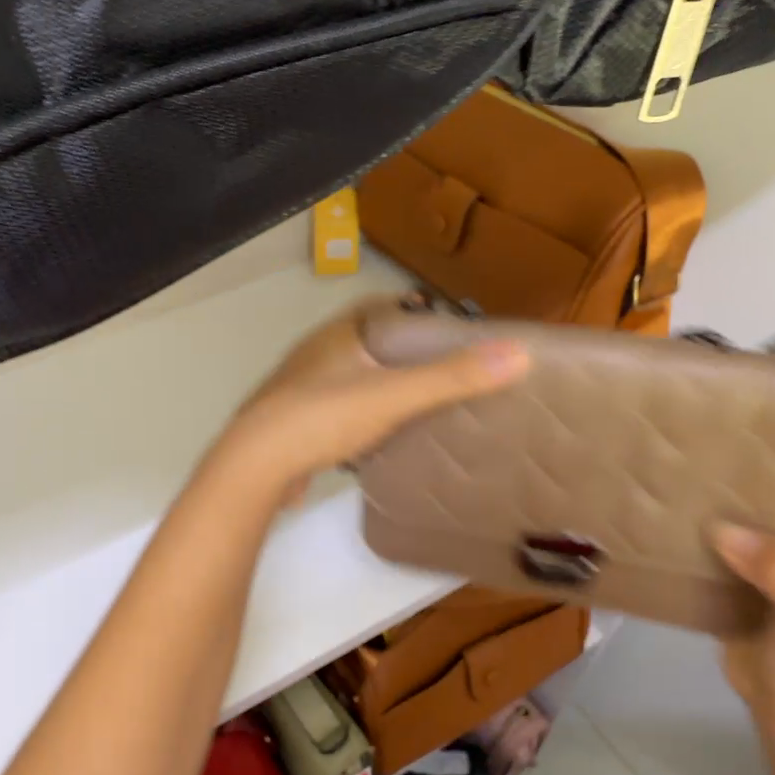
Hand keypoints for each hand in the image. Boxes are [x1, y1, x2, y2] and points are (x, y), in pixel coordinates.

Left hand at [210, 297, 528, 494]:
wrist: (255, 465)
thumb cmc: (324, 417)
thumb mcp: (395, 395)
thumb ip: (452, 377)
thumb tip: (518, 353)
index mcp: (338, 333)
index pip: (383, 308)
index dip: (417, 313)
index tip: (451, 332)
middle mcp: (316, 353)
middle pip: (369, 344)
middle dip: (403, 354)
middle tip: (445, 373)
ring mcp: (300, 389)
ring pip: (351, 378)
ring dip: (380, 387)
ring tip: (421, 405)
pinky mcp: (293, 423)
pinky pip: (336, 411)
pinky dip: (361, 417)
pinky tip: (381, 439)